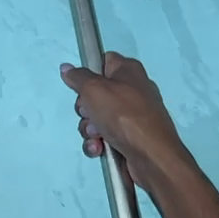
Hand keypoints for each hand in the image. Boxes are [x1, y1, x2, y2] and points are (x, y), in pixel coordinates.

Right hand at [61, 53, 192, 189]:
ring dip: (89, 129)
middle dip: (85, 108)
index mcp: (128, 71)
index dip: (88, 73)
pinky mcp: (131, 138)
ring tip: (97, 136)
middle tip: (89, 114)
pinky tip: (100, 148)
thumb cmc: (122, 114)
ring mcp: (132, 116)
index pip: (103, 61)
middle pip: (95, 93)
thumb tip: (66, 68)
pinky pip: (106, 136)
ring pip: (97, 117)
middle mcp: (132, 90)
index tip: (80, 86)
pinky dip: (99, 143)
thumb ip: (78, 77)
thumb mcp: (93, 89)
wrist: (152, 155)